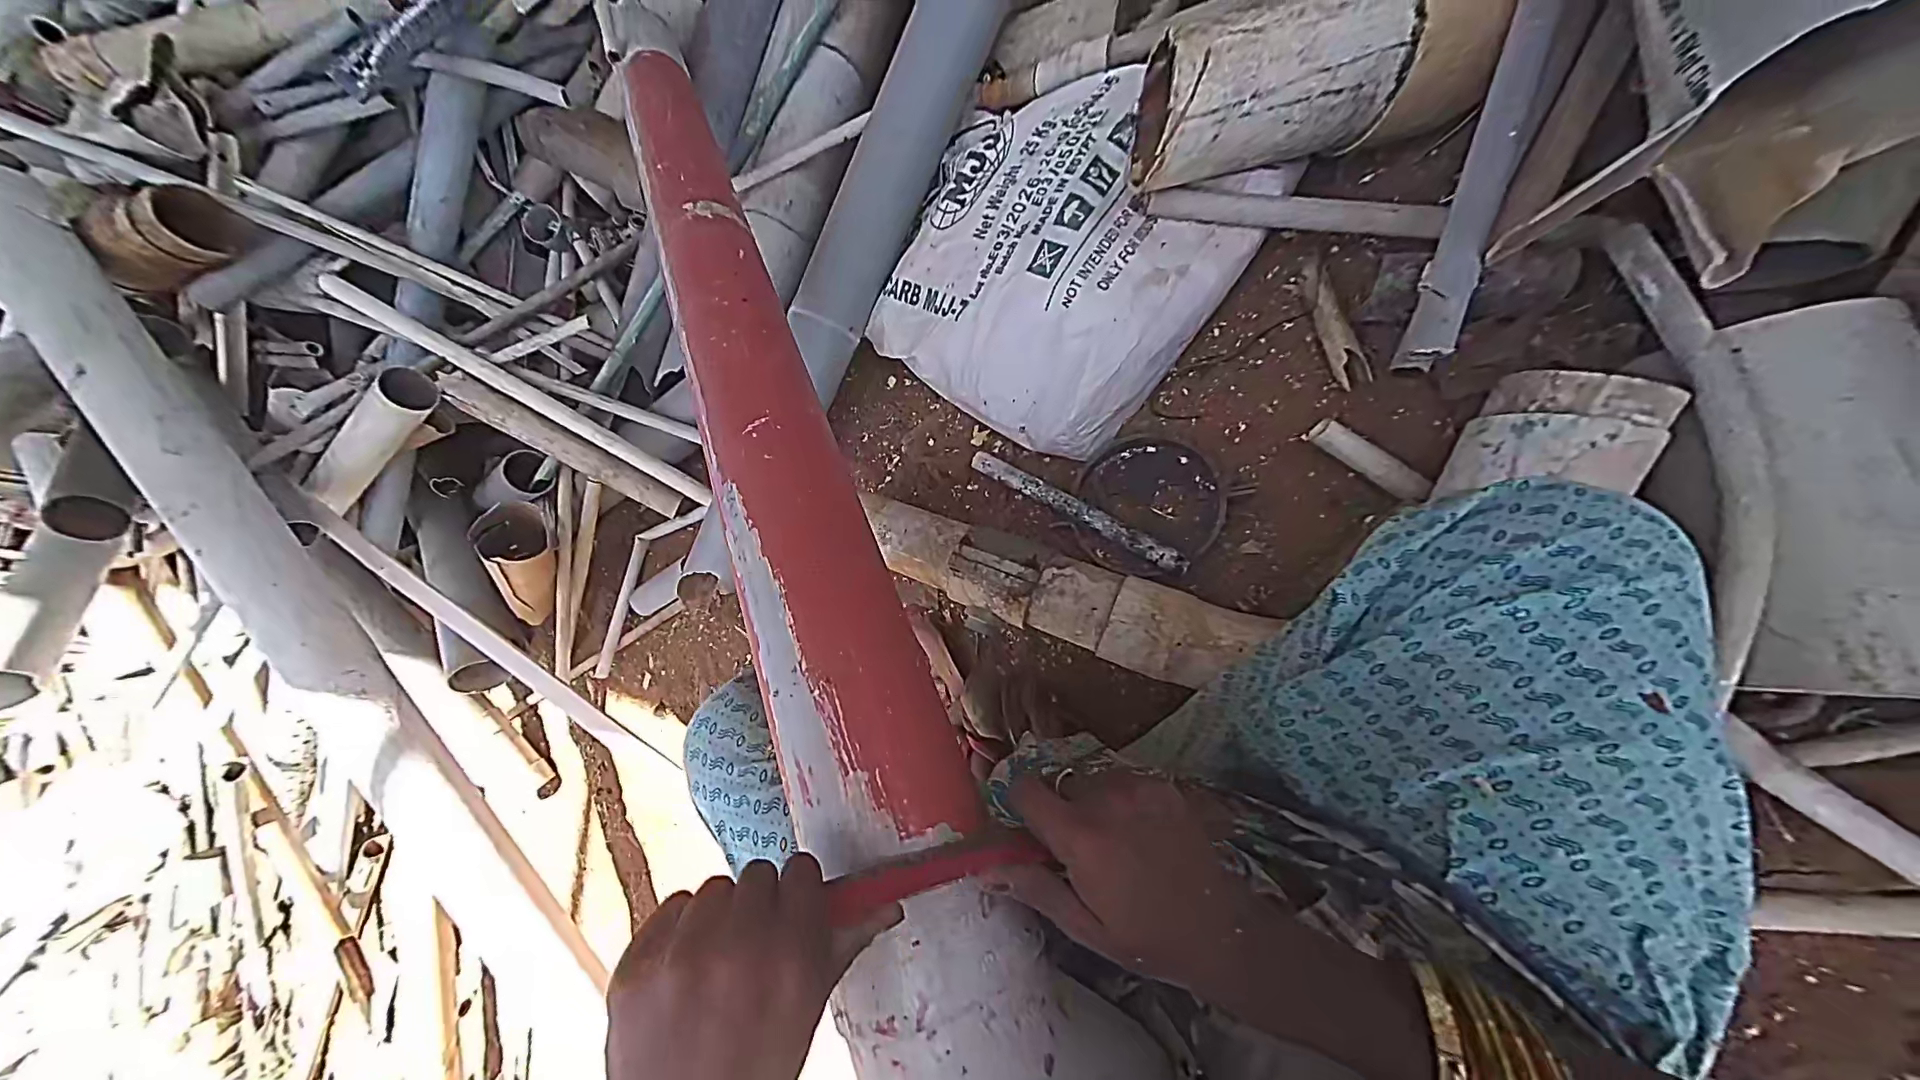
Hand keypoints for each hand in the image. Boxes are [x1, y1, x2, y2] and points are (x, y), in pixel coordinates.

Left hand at [606, 854, 900, 1079]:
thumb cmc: (757, 1066)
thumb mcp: (809, 1008)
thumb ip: (846, 943)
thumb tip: (887, 904)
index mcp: (793, 956)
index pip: (802, 870)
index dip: (800, 891)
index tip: (795, 907)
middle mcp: (740, 946)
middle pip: (758, 873)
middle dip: (761, 902)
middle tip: (756, 939)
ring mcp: (682, 956)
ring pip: (714, 887)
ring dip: (719, 913)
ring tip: (718, 956)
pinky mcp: (637, 966)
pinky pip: (671, 907)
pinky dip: (679, 929)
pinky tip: (685, 966)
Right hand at [983, 769, 1261, 987]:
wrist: (1222, 930)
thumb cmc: (1147, 937)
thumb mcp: (1085, 927)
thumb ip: (1035, 888)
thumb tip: (987, 869)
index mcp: (1080, 836)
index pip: (1025, 788)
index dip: (1020, 804)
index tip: (1028, 826)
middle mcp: (1106, 798)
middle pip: (1060, 784)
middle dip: (1061, 810)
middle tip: (1082, 848)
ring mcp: (1139, 786)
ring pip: (1092, 780)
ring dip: (1093, 802)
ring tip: (1117, 841)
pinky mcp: (1163, 784)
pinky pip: (1124, 779)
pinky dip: (1123, 798)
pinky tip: (1143, 831)